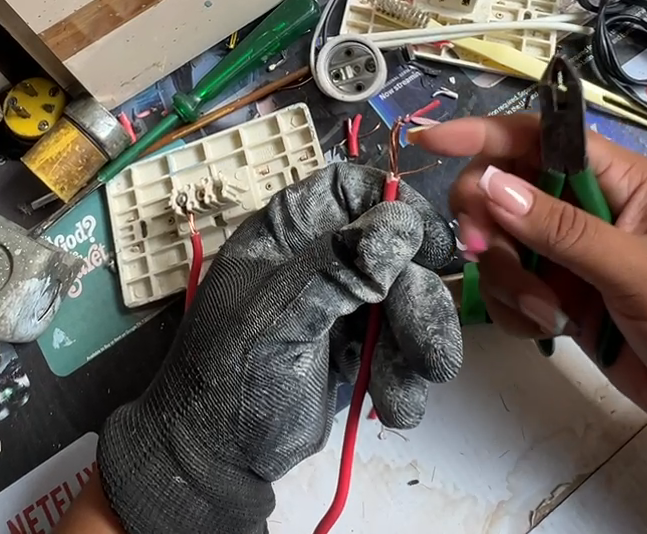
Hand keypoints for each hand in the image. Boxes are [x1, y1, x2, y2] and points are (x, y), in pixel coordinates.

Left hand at [98, 164, 462, 533]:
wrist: (219, 460)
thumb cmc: (229, 373)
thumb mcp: (276, 315)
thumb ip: (337, 268)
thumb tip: (400, 224)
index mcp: (288, 232)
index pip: (348, 187)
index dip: (392, 203)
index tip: (428, 239)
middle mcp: (321, 257)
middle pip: (394, 247)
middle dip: (415, 296)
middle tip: (426, 344)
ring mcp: (343, 302)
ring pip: (408, 296)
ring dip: (418, 344)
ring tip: (403, 392)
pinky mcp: (360, 346)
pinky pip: (403, 342)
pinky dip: (407, 374)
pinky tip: (393, 404)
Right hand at [417, 114, 646, 449]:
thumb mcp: (643, 273)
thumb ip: (563, 229)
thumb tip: (490, 182)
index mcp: (621, 181)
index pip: (540, 137)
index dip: (483, 134)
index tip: (431, 140)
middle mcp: (591, 210)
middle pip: (507, 190)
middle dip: (490, 220)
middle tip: (490, 252)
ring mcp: (576, 256)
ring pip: (505, 244)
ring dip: (509, 276)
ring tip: (549, 311)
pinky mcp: (568, 298)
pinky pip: (514, 289)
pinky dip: (515, 308)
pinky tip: (548, 328)